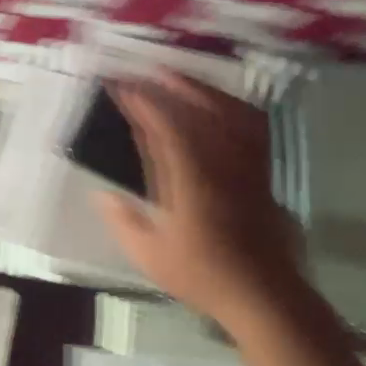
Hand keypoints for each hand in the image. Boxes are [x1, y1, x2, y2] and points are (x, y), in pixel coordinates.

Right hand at [94, 71, 304, 328]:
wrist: (262, 293)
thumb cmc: (202, 275)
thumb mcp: (150, 255)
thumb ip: (125, 221)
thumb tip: (103, 194)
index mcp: (192, 181)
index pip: (169, 127)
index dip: (145, 103)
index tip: (122, 88)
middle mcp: (224, 164)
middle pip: (203, 110)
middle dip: (174, 86)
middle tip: (147, 73)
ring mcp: (248, 166)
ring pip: (231, 113)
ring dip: (204, 91)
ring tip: (181, 81)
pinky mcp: (262, 173)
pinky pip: (252, 128)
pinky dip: (233, 108)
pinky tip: (220, 106)